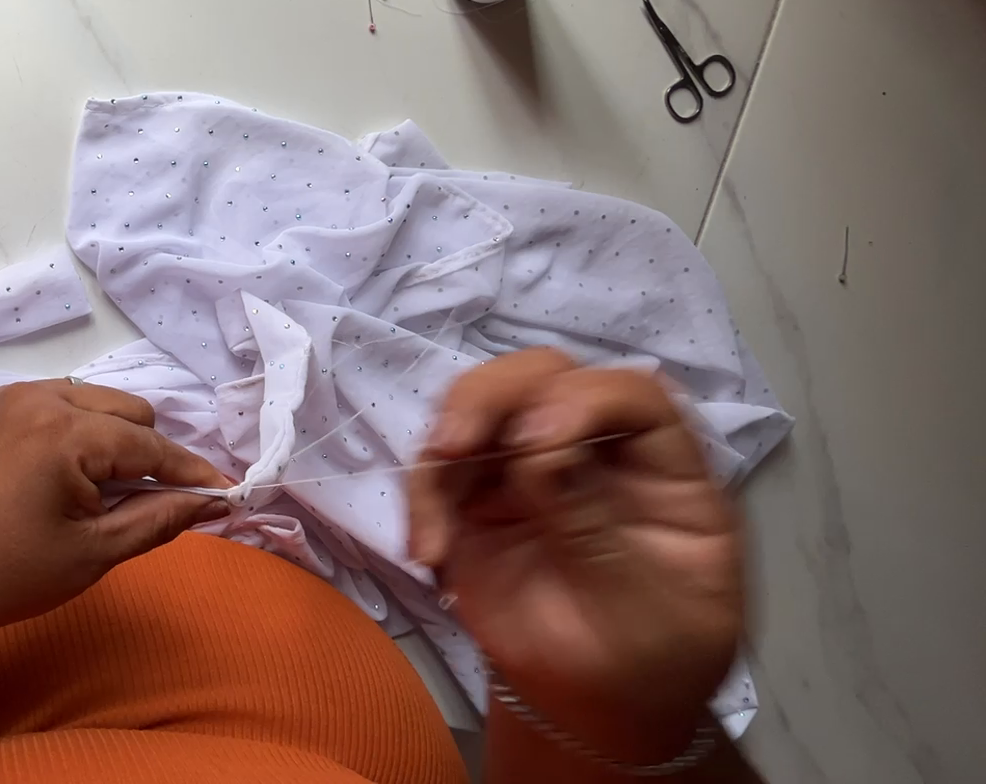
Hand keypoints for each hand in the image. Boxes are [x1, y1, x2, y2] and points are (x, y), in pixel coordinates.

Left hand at [0, 378, 229, 638]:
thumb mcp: (96, 552)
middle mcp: (40, 397)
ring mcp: (17, 394)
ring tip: (100, 489)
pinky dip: (82, 427)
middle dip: (146, 454)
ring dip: (115, 437)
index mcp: (62, 433)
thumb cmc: (14, 572)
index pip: (146, 445)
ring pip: (99, 400)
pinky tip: (69, 469)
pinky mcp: (2, 401)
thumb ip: (158, 518)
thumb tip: (211, 501)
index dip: (188, 471)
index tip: (224, 491)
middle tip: (139, 502)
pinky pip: (66, 399)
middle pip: (128, 410)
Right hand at [406, 350, 742, 762]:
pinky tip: (428, 551)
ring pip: (476, 401)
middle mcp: (589, 448)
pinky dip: (419, 496)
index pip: (631, 394)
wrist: (580, 705)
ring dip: (445, 433)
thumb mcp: (646, 603)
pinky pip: (433, 464)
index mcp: (660, 471)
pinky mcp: (468, 488)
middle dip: (489, 397)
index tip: (536, 442)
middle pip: (539, 375)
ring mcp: (522, 462)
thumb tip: (533, 449)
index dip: (582, 400)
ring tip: (433, 493)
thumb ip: (591, 522)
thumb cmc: (643, 661)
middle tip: (454, 446)